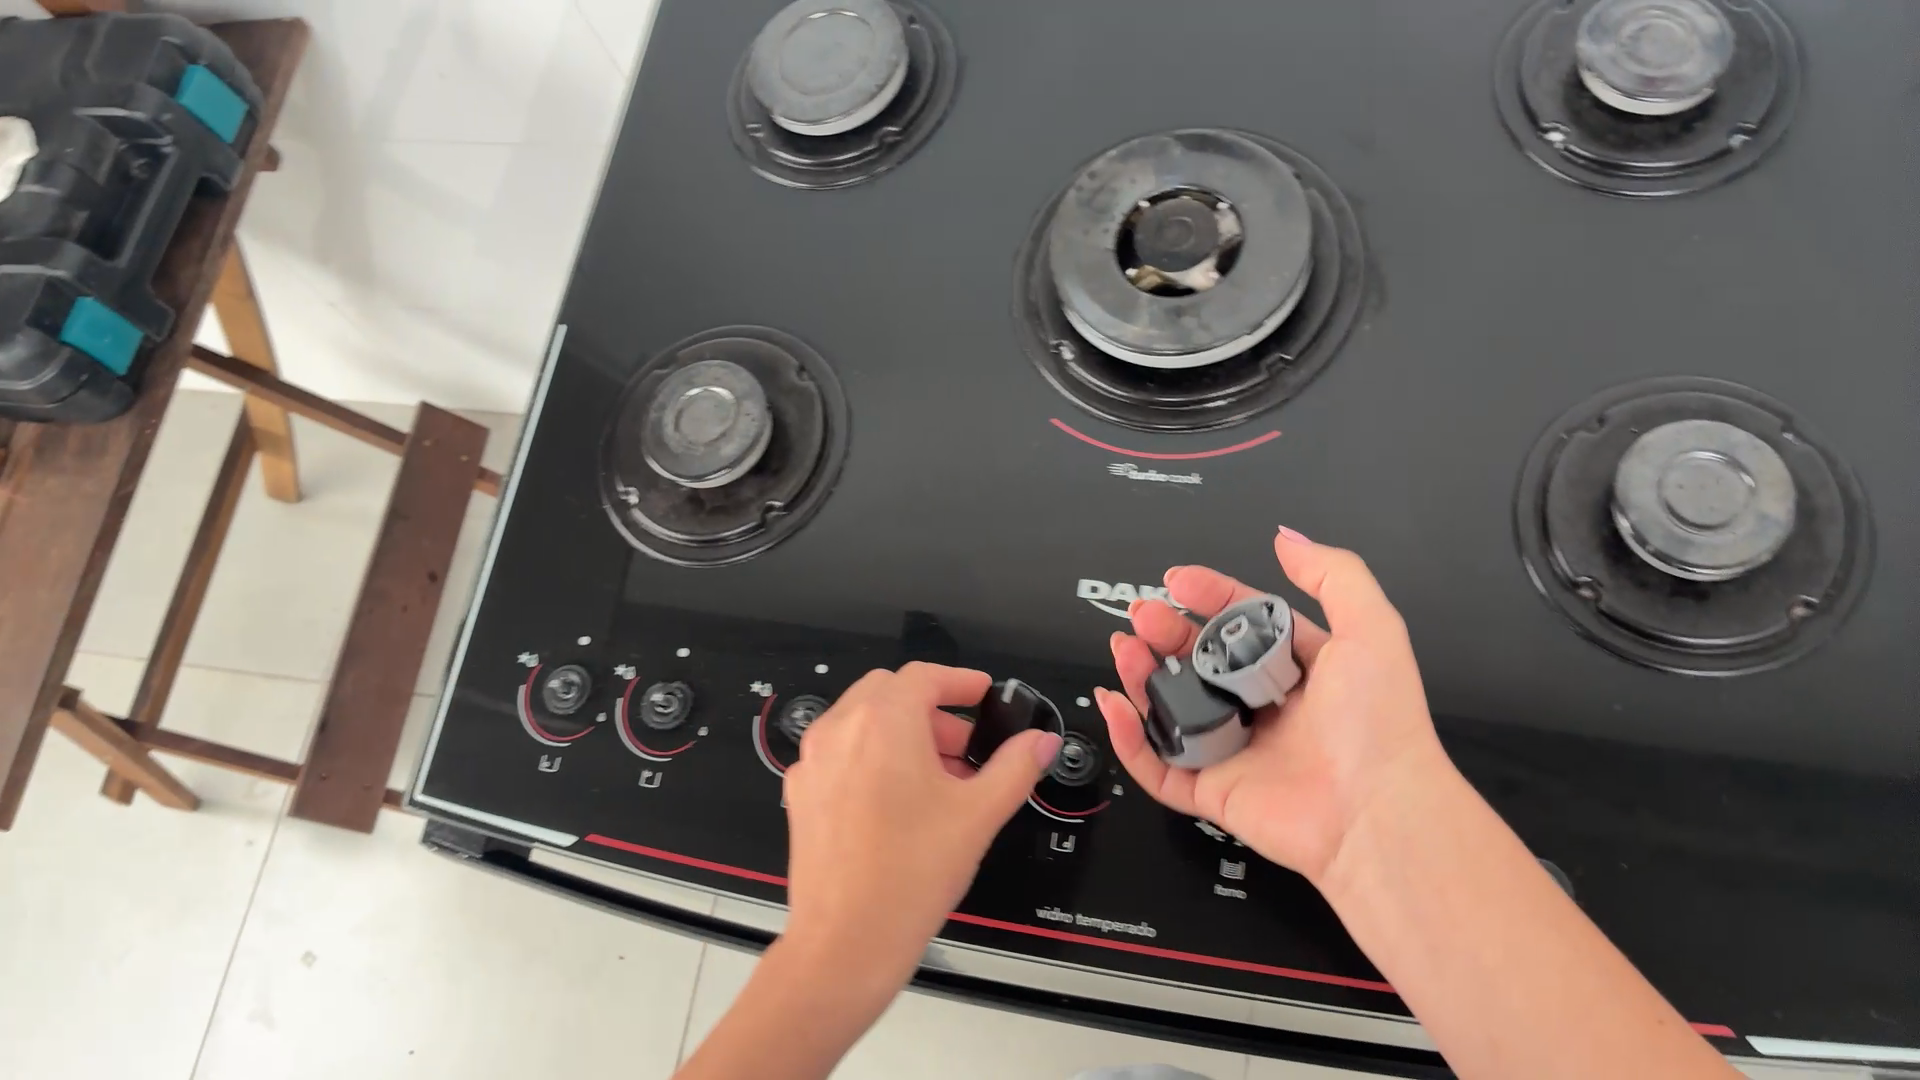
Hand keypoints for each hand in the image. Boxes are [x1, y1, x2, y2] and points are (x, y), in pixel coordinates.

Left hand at [781, 662, 1062, 992]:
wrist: (844, 944)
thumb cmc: (909, 876)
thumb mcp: (978, 815)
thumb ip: (1016, 767)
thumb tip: (1040, 742)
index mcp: (882, 722)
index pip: (924, 676)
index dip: (960, 681)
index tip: (982, 694)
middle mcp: (840, 730)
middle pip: (890, 691)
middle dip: (932, 710)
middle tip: (964, 747)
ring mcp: (813, 760)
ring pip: (864, 720)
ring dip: (903, 732)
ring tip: (938, 780)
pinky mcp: (801, 791)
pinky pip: (842, 751)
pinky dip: (874, 755)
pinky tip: (900, 802)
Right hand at [1097, 528, 1448, 885]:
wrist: (1376, 814)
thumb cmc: (1379, 723)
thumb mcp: (1370, 630)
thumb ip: (1334, 575)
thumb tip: (1287, 539)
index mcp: (1294, 668)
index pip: (1238, 621)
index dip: (1208, 595)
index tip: (1179, 580)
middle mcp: (1259, 705)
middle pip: (1194, 659)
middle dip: (1164, 631)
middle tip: (1141, 615)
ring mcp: (1231, 747)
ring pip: (1168, 706)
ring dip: (1138, 674)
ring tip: (1123, 648)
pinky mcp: (1209, 788)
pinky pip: (1155, 763)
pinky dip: (1127, 737)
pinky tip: (1114, 704)